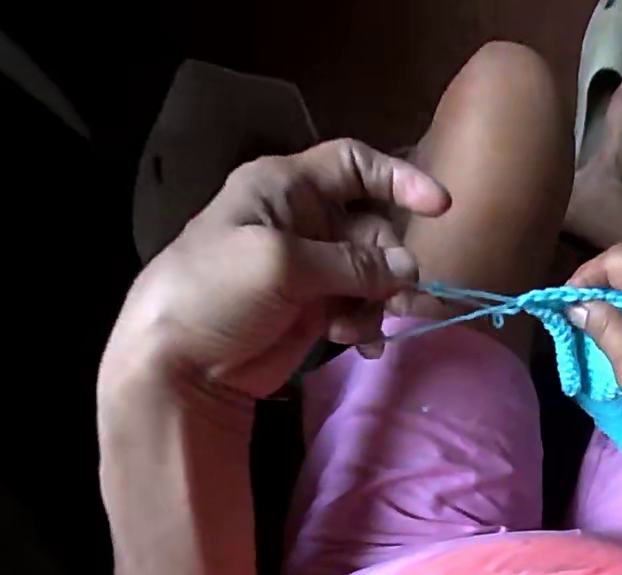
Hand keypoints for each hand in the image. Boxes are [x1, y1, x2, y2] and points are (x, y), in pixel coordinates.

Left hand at [102, 139, 450, 405]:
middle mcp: (303, 224)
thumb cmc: (217, 291)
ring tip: (376, 330)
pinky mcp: (313, 313)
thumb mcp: (281, 263)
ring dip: (382, 302)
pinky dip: (366, 328)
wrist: (182, 361)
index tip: (439, 207)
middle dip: (390, 264)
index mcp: (286, 189)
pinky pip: (358, 312)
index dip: (399, 179)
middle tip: (403, 298)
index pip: (354, 165)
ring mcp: (310, 272)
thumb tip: (408, 270)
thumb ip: (349, 264)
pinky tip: (361, 345)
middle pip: (372, 231)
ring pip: (371, 277)